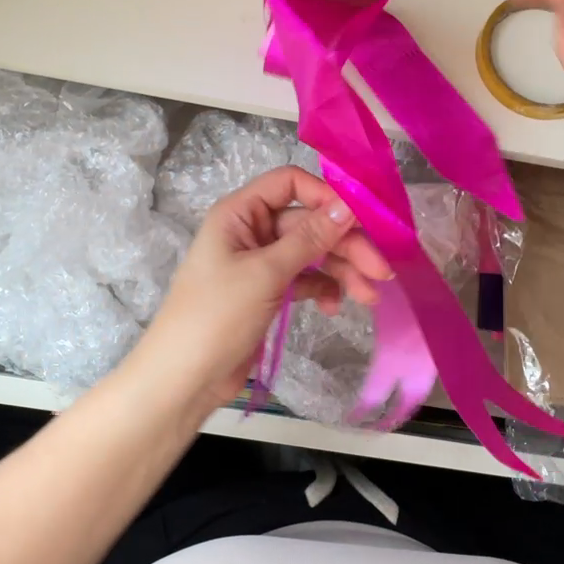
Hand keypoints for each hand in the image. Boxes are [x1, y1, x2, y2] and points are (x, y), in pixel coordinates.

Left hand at [135, 167, 391, 409]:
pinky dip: (323, 290)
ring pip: (311, 253)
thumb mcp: (265, 274)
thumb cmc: (216, 316)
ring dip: (341, 270)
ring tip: (369, 296)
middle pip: (308, 222)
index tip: (362, 219)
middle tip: (380, 271)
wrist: (183, 380)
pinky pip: (304, 280)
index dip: (326, 196)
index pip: (290, 184)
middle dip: (345, 244)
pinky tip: (334, 308)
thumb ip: (309, 239)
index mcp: (239, 213)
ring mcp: (260, 263)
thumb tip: (348, 206)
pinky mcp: (267, 292)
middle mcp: (250, 231)